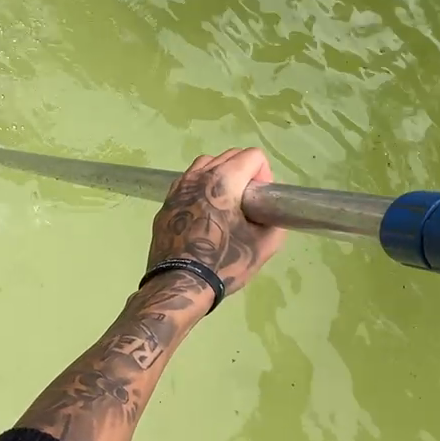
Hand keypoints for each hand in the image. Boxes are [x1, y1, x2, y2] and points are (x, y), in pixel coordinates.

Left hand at [145, 147, 285, 297]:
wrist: (180, 284)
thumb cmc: (224, 263)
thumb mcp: (265, 245)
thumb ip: (274, 220)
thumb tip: (269, 213)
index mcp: (223, 181)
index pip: (252, 156)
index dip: (265, 174)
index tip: (262, 198)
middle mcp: (197, 177)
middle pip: (228, 156)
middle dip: (244, 172)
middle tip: (248, 201)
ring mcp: (177, 189)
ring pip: (203, 166)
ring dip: (220, 175)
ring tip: (226, 203)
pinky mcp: (164, 204)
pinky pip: (186, 183)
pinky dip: (199, 187)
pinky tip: (204, 211)